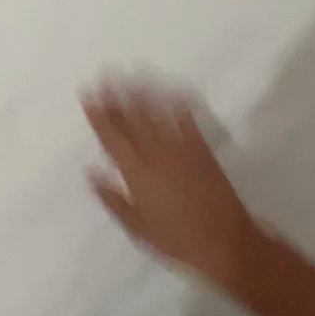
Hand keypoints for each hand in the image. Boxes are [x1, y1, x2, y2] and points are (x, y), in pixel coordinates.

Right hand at [83, 79, 264, 286]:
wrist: (226, 243)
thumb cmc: (177, 240)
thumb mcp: (137, 228)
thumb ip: (112, 199)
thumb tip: (91, 173)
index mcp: (136, 173)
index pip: (112, 137)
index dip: (99, 114)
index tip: (88, 94)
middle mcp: (156, 154)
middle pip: (132, 118)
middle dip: (117, 94)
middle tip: (106, 73)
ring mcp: (181, 148)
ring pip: (157, 113)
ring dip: (144, 91)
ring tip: (133, 72)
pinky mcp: (203, 149)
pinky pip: (188, 119)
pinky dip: (180, 102)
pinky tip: (174, 87)